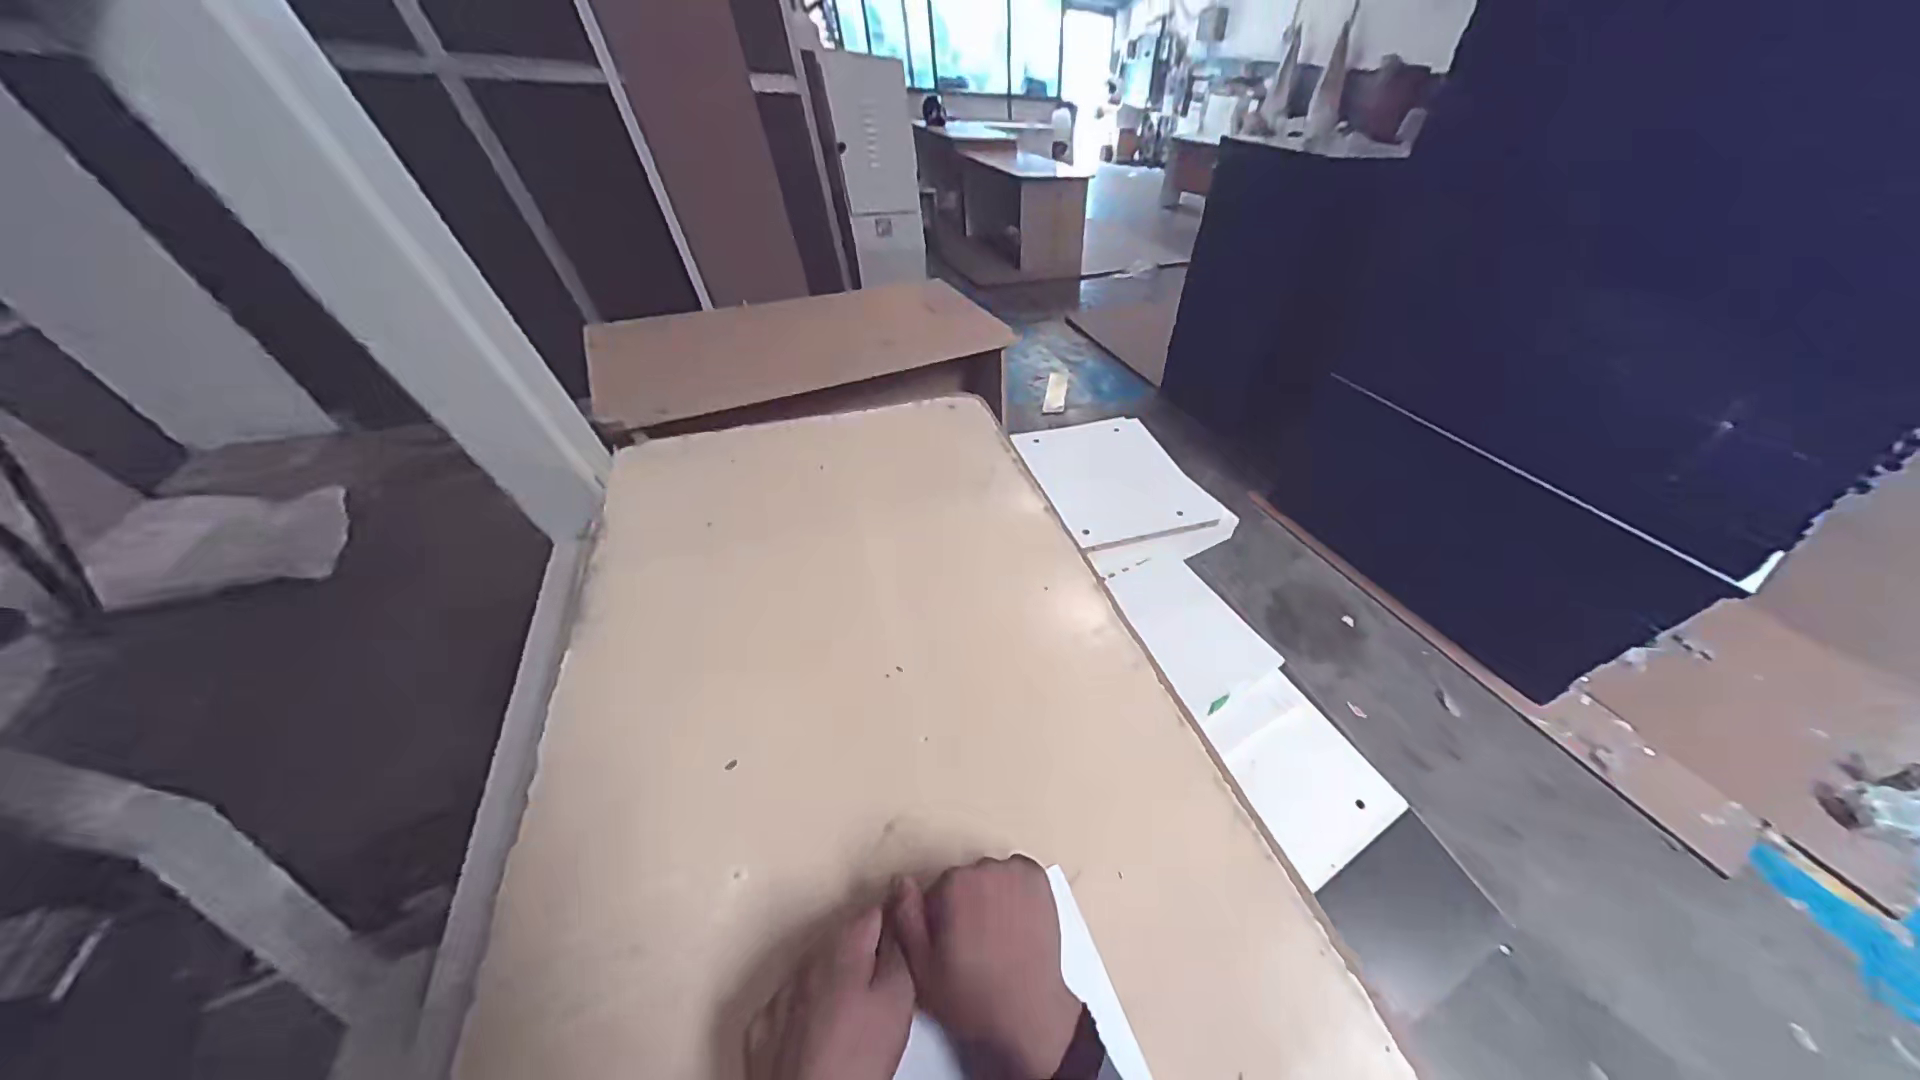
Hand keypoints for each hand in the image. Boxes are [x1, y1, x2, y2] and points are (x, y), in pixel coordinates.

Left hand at [746, 904, 916, 1079]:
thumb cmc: (859, 1056)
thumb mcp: (897, 999)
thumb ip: (899, 949)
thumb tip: (897, 914)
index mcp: (843, 945)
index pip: (875, 911)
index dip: (893, 924)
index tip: (903, 947)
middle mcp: (807, 958)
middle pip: (844, 937)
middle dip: (864, 952)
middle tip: (882, 988)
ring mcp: (779, 991)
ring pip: (816, 968)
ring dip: (834, 977)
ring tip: (852, 1013)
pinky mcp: (760, 1026)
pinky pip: (790, 1001)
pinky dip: (805, 1006)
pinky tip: (816, 1033)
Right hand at [891, 855, 1082, 1078]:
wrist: (1028, 1013)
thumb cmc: (971, 996)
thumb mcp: (922, 968)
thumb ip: (906, 917)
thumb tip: (901, 880)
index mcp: (953, 884)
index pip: (939, 888)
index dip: (942, 916)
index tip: (952, 942)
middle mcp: (984, 867)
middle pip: (966, 879)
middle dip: (967, 902)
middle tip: (976, 942)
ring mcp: (1015, 871)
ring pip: (992, 875)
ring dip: (991, 894)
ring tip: (998, 934)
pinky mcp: (1038, 878)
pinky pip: (1018, 872)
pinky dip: (1016, 888)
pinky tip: (1016, 918)